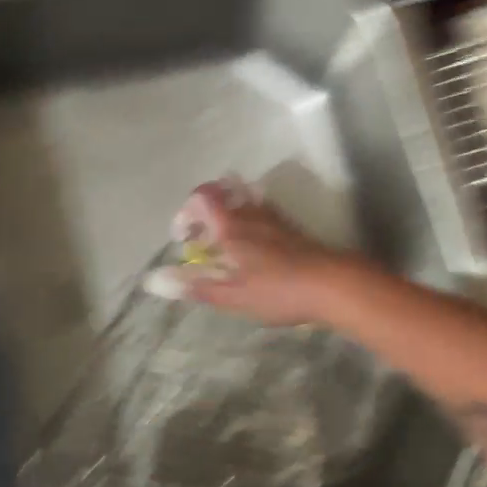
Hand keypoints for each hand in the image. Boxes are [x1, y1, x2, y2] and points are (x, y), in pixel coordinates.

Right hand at [172, 180, 355, 326]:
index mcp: (232, 226)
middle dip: (206, 209)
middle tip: (202, 237)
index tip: (183, 238)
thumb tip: (154, 280)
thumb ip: (195, 285)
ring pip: (246, 199)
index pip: (201, 197)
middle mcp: (252, 213)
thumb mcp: (232, 295)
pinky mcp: (292, 227)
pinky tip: (254, 246)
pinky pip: (263, 210)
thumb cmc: (277, 291)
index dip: (185, 212)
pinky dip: (250, 218)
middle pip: (223, 192)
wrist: (332, 284)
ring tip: (226, 241)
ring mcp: (275, 218)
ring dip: (229, 212)